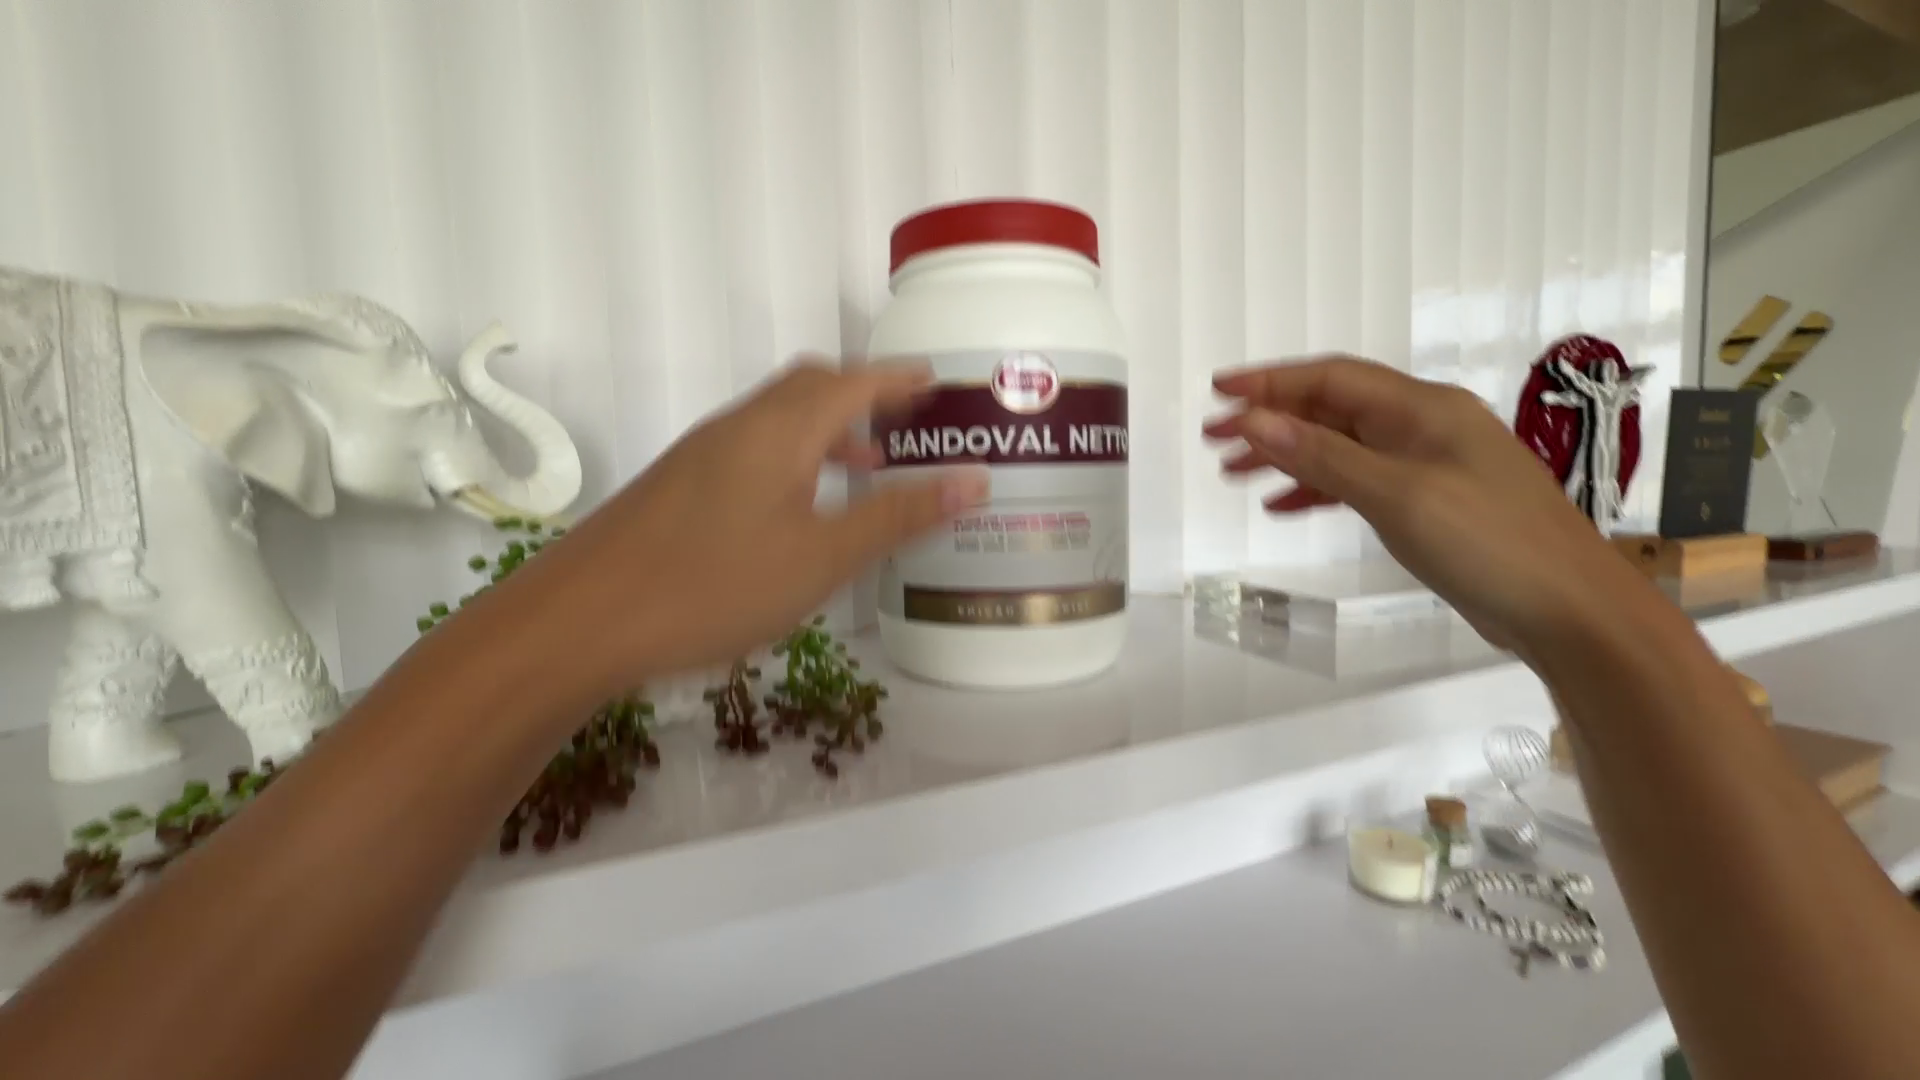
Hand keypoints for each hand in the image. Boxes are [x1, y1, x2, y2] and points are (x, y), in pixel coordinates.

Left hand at [543, 359, 988, 683]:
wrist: (581, 620)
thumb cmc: (714, 585)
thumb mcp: (822, 557)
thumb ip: (897, 515)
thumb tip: (974, 480)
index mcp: (779, 429)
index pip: (853, 381)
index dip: (900, 379)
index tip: (940, 383)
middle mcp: (739, 426)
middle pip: (811, 387)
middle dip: (865, 395)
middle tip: (909, 423)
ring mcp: (703, 455)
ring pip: (780, 420)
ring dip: (829, 429)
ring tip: (869, 466)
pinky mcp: (682, 486)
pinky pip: (755, 449)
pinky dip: (796, 458)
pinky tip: (802, 509)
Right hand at [1204, 355, 1644, 650]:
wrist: (1567, 608)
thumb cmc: (1485, 542)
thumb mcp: (1396, 495)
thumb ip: (1323, 456)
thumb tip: (1256, 420)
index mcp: (1421, 408)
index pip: (1330, 379)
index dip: (1270, 381)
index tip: (1218, 392)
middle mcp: (1422, 425)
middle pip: (1331, 410)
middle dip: (1270, 420)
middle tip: (1214, 439)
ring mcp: (1426, 464)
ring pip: (1340, 446)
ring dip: (1287, 455)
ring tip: (1234, 473)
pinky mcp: (1427, 501)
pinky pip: (1357, 481)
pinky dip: (1317, 488)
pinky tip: (1282, 506)